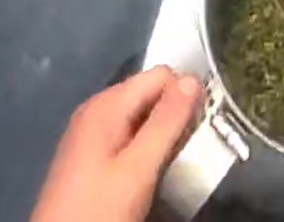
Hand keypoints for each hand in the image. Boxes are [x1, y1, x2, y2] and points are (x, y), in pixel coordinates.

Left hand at [29, 66, 202, 221]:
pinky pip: (128, 134)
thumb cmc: (96, 214)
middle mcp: (96, 109)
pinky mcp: (88, 157)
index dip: (183, 96)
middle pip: (150, 92)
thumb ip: (166, 122)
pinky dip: (145, 145)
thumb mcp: (137, 170)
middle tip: (186, 147)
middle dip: (173, 113)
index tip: (195, 128)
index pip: (160, 75)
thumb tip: (194, 78)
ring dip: (161, 132)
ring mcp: (90, 134)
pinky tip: (149, 171)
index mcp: (106, 104)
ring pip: (141, 114)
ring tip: (171, 161)